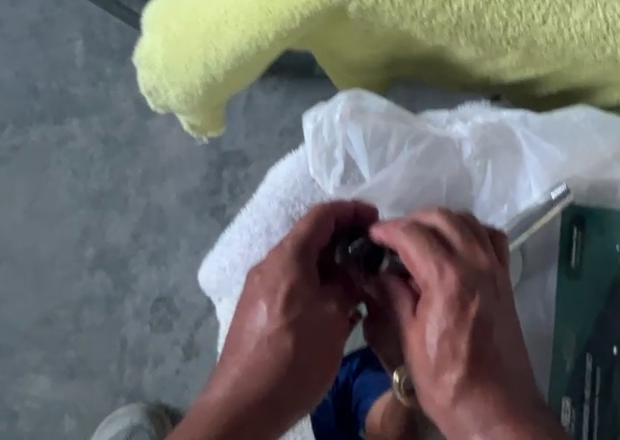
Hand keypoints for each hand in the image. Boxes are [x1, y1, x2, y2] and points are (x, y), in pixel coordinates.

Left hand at [185, 201, 378, 437]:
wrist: (242, 409)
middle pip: (311, 238)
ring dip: (332, 267)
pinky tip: (338, 310)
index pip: (322, 215)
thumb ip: (347, 285)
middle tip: (373, 254)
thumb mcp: (333, 317)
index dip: (352, 210)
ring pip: (303, 264)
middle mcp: (270, 266)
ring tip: (361, 283)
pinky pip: (294, 286)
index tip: (376, 219)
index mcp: (288, 257)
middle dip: (344, 240)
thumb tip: (353, 274)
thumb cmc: (293, 356)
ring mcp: (261, 291)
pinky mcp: (259, 314)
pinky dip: (318, 286)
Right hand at [367, 210, 563, 439]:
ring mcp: (494, 267)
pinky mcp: (506, 278)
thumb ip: (396, 297)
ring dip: (440, 222)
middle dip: (412, 221)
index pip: (412, 234)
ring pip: (467, 220)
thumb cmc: (448, 383)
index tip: (371, 236)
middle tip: (392, 239)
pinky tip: (456, 246)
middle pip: (441, 218)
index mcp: (447, 277)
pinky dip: (471, 231)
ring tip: (419, 240)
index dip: (388, 230)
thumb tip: (378, 272)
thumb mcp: (411, 341)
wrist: (497, 409)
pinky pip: (490, 237)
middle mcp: (474, 262)